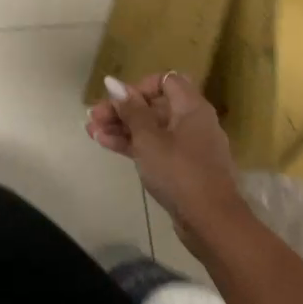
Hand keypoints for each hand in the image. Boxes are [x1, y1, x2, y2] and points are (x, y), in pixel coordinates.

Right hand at [87, 73, 245, 248]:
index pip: (166, 81)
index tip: (120, 101)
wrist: (211, 222)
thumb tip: (113, 82)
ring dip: (121, 127)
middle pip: (154, 105)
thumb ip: (130, 109)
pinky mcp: (182, 167)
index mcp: (192, 108)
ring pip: (151, 127)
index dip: (140, 86)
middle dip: (121, 109)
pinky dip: (132, 143)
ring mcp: (188, 146)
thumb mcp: (148, 138)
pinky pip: (155, 146)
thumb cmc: (179, 172)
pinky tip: (105, 144)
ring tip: (91, 132)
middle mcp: (193, 122)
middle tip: (94, 117)